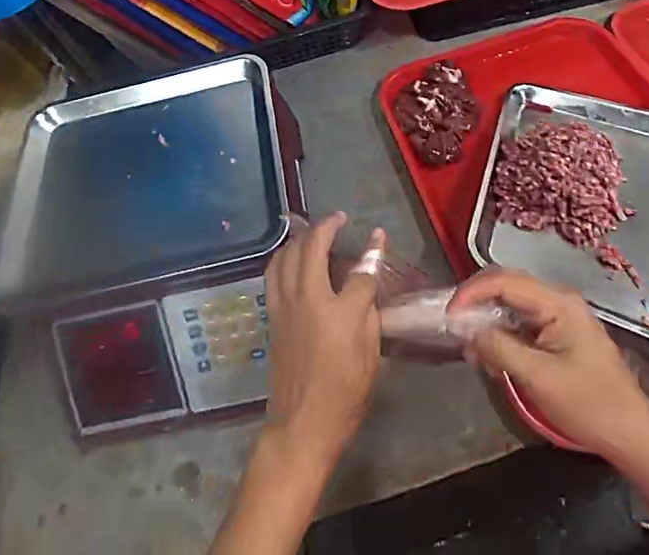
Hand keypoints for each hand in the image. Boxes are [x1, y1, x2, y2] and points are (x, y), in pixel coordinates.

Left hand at [262, 212, 382, 465]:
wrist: (302, 426)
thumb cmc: (345, 390)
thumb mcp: (369, 347)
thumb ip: (368, 302)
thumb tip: (368, 270)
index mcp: (336, 307)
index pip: (359, 268)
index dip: (371, 250)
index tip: (378, 236)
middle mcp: (305, 298)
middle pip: (309, 247)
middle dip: (324, 227)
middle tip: (338, 221)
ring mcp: (282, 307)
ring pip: (283, 256)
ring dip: (298, 239)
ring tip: (312, 235)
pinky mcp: (271, 319)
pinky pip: (273, 275)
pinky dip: (283, 259)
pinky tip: (293, 262)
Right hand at [449, 268, 648, 459]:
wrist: (630, 431)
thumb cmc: (588, 403)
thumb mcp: (538, 377)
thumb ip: (499, 348)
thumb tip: (467, 330)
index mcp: (557, 302)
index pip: (505, 281)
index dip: (472, 293)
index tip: (448, 315)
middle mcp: (559, 299)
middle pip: (509, 285)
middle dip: (478, 301)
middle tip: (453, 324)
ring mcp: (562, 315)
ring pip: (515, 303)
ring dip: (489, 318)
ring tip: (468, 341)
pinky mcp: (562, 333)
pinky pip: (525, 321)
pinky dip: (504, 331)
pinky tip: (491, 351)